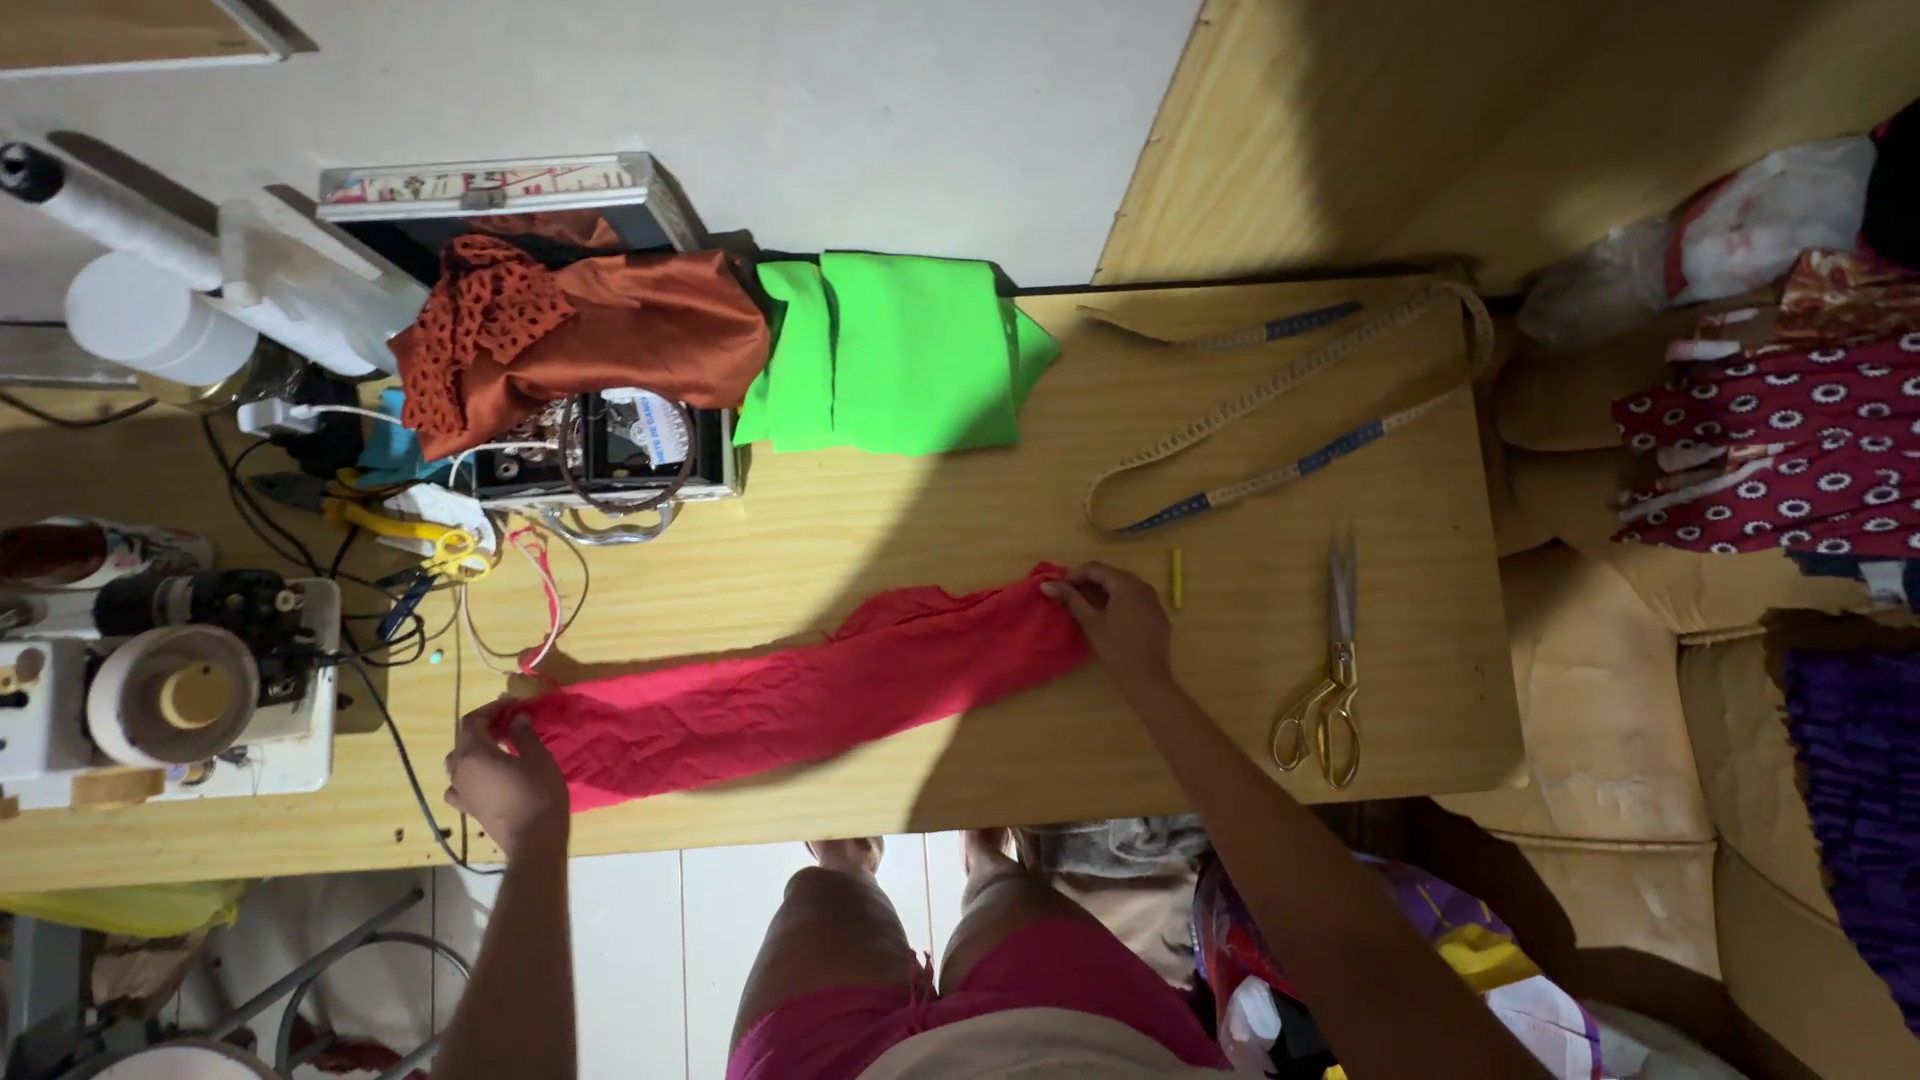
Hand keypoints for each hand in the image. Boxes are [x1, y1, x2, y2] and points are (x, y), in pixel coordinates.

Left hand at [444, 698, 569, 859]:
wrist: (533, 837)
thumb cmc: (538, 792)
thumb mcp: (538, 757)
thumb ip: (523, 734)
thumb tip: (517, 718)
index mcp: (474, 753)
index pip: (472, 721)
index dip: (492, 708)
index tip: (515, 705)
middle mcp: (459, 770)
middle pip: (463, 739)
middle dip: (485, 725)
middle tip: (512, 721)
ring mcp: (460, 790)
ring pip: (458, 760)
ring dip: (475, 747)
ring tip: (499, 745)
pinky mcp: (467, 806)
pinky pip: (458, 784)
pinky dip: (468, 773)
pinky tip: (484, 775)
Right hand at [1042, 562, 1173, 689]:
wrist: (1148, 678)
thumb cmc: (1116, 649)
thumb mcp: (1091, 622)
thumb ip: (1070, 599)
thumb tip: (1047, 584)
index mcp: (1126, 584)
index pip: (1096, 568)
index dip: (1074, 575)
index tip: (1059, 588)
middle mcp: (1143, 586)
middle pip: (1111, 574)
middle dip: (1089, 582)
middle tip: (1070, 596)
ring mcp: (1154, 600)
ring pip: (1124, 586)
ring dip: (1104, 591)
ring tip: (1086, 605)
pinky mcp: (1158, 615)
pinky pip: (1136, 599)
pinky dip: (1119, 601)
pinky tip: (1109, 615)